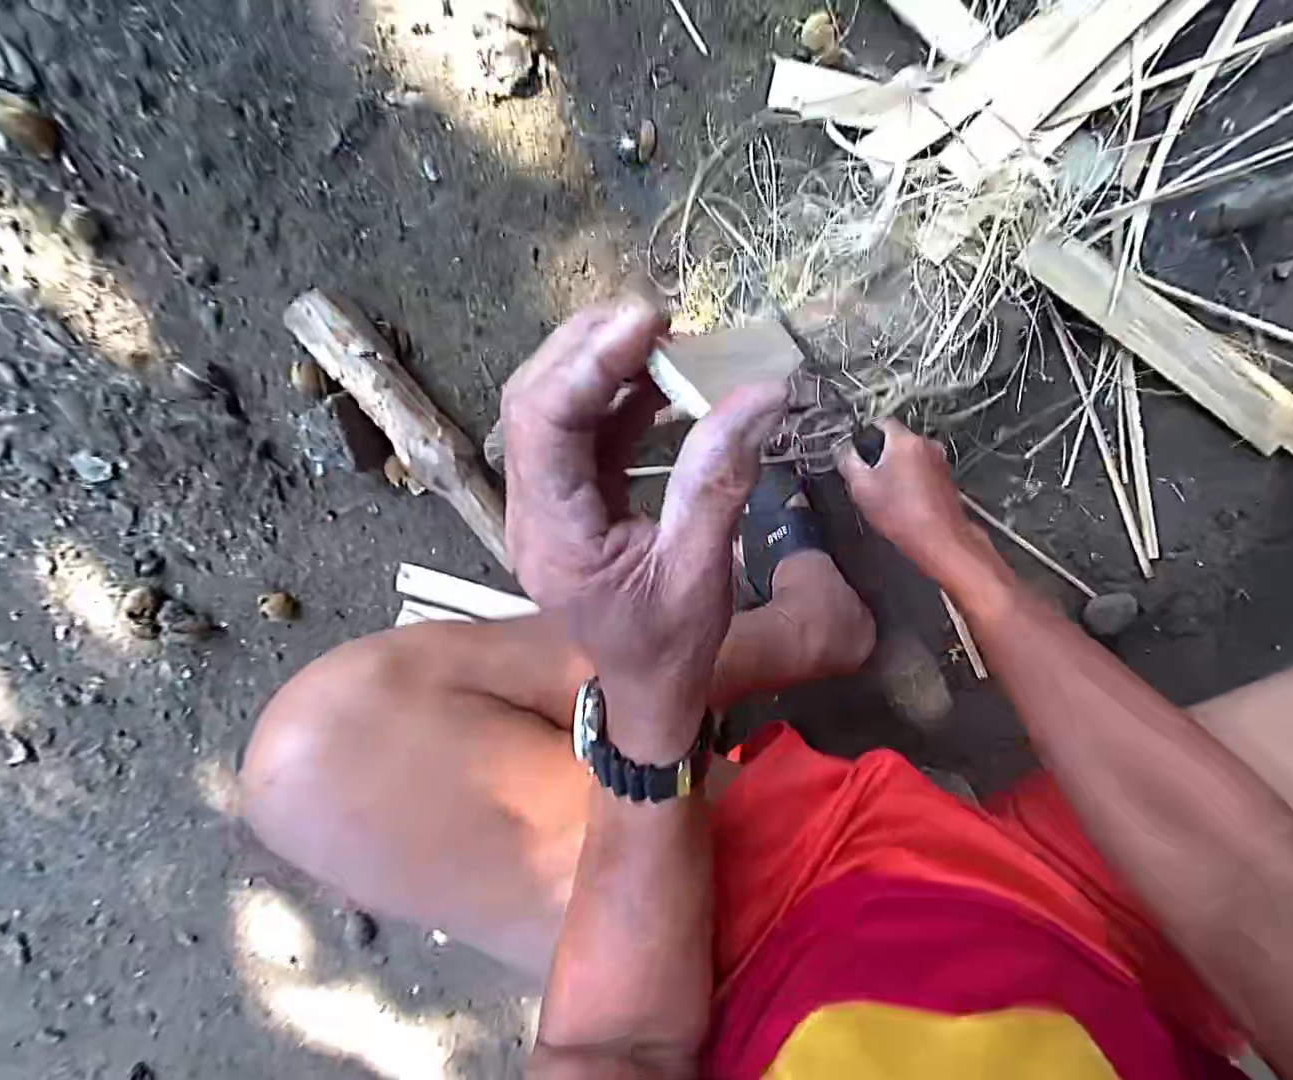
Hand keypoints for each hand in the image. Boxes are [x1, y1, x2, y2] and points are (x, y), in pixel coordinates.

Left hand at [500, 298, 788, 761]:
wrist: (646, 689)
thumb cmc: (671, 649)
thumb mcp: (701, 572)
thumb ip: (720, 480)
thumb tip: (761, 391)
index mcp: (553, 536)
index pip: (542, 429)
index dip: (585, 365)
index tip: (646, 322)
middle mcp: (532, 511)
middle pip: (531, 403)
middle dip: (586, 349)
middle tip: (654, 319)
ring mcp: (545, 501)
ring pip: (550, 407)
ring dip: (599, 363)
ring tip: (661, 339)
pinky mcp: (569, 495)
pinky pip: (581, 429)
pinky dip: (615, 394)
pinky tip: (657, 379)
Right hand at [836, 420, 987, 579]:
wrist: (938, 538)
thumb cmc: (902, 514)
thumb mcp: (861, 486)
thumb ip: (848, 462)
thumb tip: (843, 452)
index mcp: (905, 442)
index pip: (881, 422)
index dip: (864, 435)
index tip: (856, 448)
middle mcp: (927, 446)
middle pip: (895, 441)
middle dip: (879, 456)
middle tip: (866, 477)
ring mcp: (939, 462)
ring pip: (908, 457)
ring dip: (895, 469)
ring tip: (884, 494)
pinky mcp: (945, 478)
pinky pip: (921, 471)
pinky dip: (909, 481)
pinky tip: (900, 501)